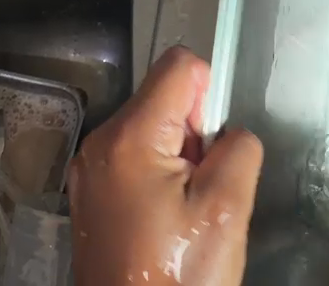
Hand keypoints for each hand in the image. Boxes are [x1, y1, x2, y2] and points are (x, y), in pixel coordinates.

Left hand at [69, 47, 262, 285]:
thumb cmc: (178, 276)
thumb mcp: (226, 210)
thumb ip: (238, 148)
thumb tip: (227, 130)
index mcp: (129, 136)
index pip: (179, 65)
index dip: (209, 93)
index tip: (212, 145)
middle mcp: (101, 140)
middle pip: (163, 95)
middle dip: (193, 130)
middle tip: (199, 187)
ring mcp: (90, 167)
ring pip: (152, 124)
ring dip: (177, 154)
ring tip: (182, 208)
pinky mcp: (91, 190)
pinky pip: (135, 153)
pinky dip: (157, 171)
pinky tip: (164, 216)